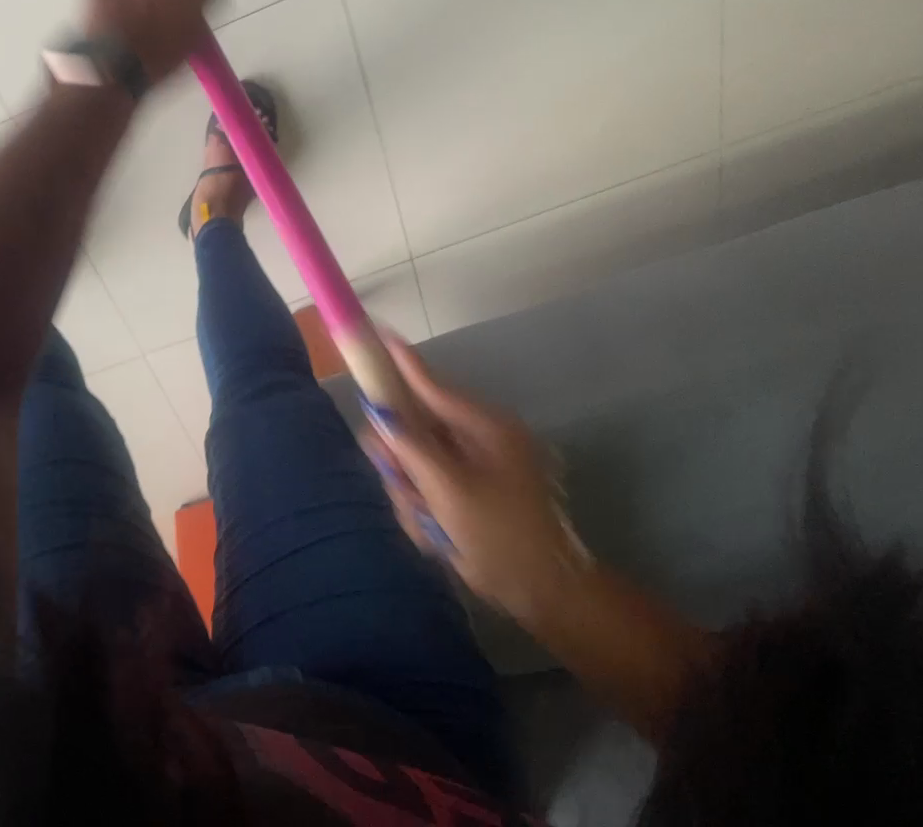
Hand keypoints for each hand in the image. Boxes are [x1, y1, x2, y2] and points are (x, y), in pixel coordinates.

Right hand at [365, 339, 590, 618]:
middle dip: (403, 466)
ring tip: (431, 527)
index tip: (376, 330)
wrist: (546, 591)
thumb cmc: (500, 535)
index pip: (430, 385)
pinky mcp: (473, 491)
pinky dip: (426, 511)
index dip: (399, 361)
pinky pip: (429, 488)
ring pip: (416, 465)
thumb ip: (410, 448)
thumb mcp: (449, 490)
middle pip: (414, 432)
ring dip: (414, 496)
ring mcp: (477, 467)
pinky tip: (439, 537)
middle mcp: (479, 440)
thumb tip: (380, 413)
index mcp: (483, 428)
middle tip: (406, 493)